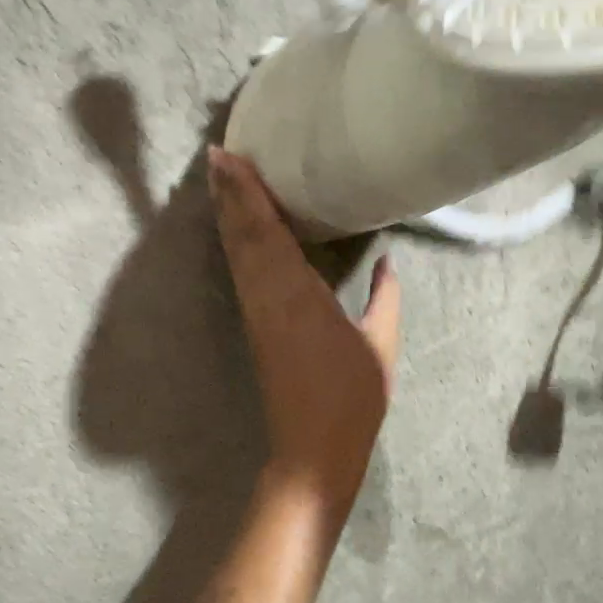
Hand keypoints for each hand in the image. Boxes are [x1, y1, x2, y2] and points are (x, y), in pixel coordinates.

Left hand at [208, 146, 400, 512]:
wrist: (313, 451)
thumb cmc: (353, 399)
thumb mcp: (381, 346)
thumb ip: (386, 299)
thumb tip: (387, 261)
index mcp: (299, 294)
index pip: (267, 231)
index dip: (247, 193)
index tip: (230, 156)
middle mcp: (269, 297)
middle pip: (243, 236)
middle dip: (228, 193)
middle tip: (216, 152)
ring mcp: (257, 315)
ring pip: (236, 254)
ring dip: (226, 214)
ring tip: (217, 179)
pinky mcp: (254, 330)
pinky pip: (239, 274)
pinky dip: (234, 244)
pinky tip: (234, 231)